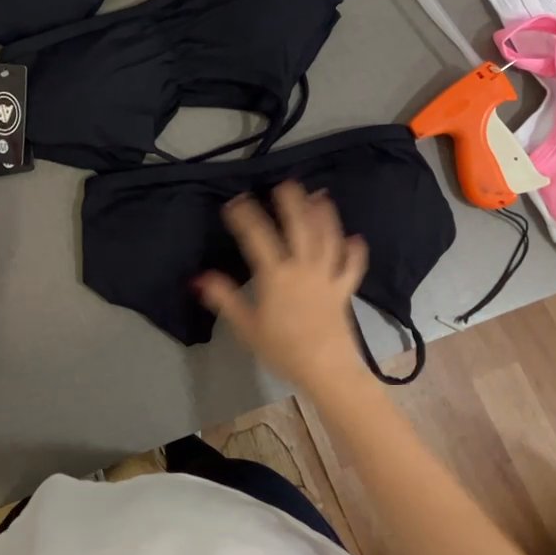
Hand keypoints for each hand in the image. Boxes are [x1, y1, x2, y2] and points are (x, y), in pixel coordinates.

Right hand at [195, 182, 371, 392]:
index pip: (257, 237)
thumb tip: (200, 277)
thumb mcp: (246, 326)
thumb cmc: (282, 349)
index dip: (245, 216)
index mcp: (276, 275)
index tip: (236, 200)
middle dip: (292, 203)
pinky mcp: (345, 290)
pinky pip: (352, 267)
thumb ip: (225, 298)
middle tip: (286, 184)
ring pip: (327, 239)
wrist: (326, 370)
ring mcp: (327, 277)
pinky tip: (356, 238)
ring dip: (324, 216)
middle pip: (299, 228)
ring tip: (320, 196)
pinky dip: (355, 251)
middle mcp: (303, 268)